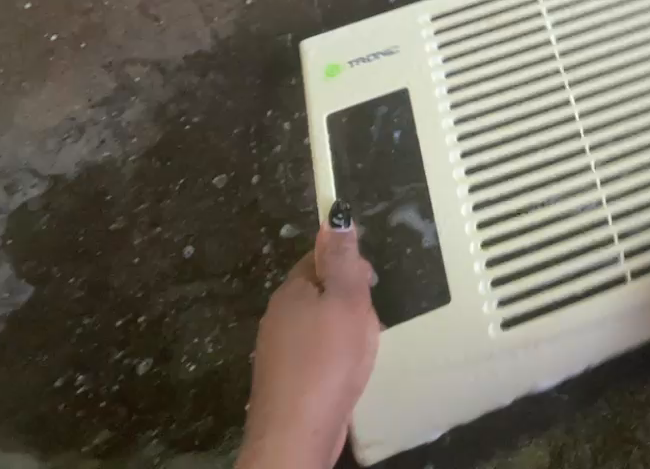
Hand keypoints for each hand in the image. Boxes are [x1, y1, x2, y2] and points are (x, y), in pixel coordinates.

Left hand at [237, 205, 380, 468]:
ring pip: (322, 323)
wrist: (297, 435)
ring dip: (346, 329)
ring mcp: (278, 351)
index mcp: (291, 292)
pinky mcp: (285, 380)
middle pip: (323, 290)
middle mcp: (278, 316)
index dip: (349, 264)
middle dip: (352, 301)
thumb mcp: (346, 300)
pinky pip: (317, 352)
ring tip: (361, 348)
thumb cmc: (327, 359)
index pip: (320, 258)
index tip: (371, 284)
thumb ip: (343, 259)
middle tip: (369, 320)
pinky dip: (336, 355)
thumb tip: (335, 215)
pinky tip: (347, 371)